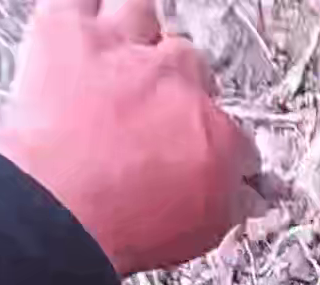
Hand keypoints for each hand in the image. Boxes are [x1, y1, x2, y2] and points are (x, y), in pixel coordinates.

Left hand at [0, 0, 260, 275]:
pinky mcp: (68, 29)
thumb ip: (235, 203)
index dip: (228, 151)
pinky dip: (84, 9)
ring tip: (126, 56)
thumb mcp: (206, 229)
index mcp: (220, 134)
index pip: (239, 137)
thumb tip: (252, 194)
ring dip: (139, 31)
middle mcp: (180, 81)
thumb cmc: (138, 225)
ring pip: (142, 12)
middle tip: (163, 106)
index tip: (212, 161)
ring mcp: (124, 49)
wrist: (67, 206)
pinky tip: (86, 28)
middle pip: (192, 64)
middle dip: (182, 84)